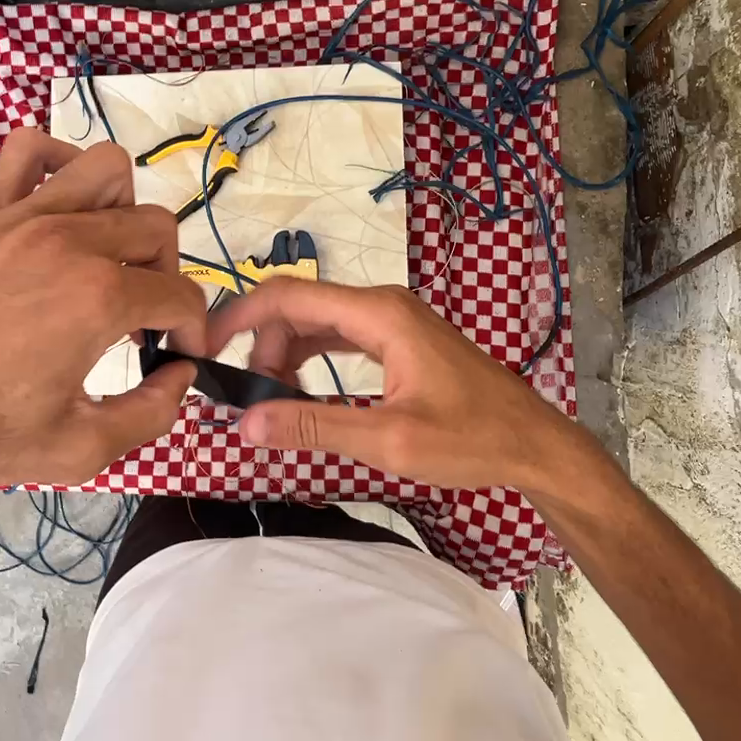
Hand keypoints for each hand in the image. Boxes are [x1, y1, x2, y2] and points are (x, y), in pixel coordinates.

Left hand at [0, 128, 204, 537]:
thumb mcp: (78, 450)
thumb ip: (151, 413)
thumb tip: (181, 376)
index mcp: (100, 298)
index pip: (183, 295)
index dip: (196, 328)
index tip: (180, 355)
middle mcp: (70, 241)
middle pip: (158, 227)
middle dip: (167, 274)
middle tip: (142, 320)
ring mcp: (22, 216)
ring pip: (108, 169)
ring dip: (126, 210)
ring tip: (107, 258)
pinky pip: (30, 150)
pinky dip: (58, 163)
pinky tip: (58, 209)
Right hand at [205, 279, 595, 491]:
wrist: (535, 444)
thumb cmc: (471, 439)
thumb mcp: (389, 440)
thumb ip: (314, 426)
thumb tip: (247, 421)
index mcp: (378, 314)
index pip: (289, 296)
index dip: (239, 315)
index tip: (205, 346)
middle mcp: (381, 305)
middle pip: (298, 309)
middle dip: (264, 347)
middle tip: (254, 400)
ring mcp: (391, 319)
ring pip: (316, 323)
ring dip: (287, 356)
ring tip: (278, 402)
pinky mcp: (398, 338)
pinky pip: (338, 337)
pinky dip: (312, 359)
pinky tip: (304, 391)